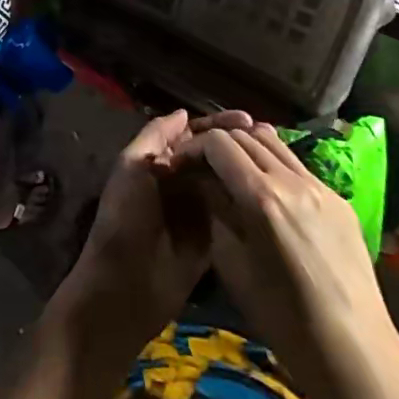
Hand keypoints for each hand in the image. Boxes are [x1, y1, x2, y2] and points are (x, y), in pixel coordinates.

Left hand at [68, 109, 253, 331]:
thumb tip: (184, 113)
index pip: (193, 135)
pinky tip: (271, 193)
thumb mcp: (131, 167)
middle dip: (236, 145)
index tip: (248, 119)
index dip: (218, 125)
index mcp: (158, 162)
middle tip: (268, 140)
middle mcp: (179, 181)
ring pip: (224, 181)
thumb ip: (155, 136)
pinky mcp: (212, 238)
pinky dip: (246, 202)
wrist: (125, 284)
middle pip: (212, 155)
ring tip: (275, 161)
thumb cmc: (124, 218)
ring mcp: (197, 210)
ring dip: (245, 171)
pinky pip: (230, 213)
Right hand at [185, 124, 398, 398]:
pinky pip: (298, 164)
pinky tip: (268, 191)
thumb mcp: (233, 265)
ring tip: (234, 171)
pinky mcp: (339, 198)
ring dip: (248, 147)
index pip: (218, 142)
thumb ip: (214, 211)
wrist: (353, 350)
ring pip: (275, 141)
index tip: (182, 165)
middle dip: (219, 143)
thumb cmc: (283, 319)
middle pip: (246, 134)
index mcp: (262, 197)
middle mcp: (292, 179)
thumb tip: (200, 180)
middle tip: (204, 165)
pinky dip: (274, 164)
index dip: (194, 148)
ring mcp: (320, 185)